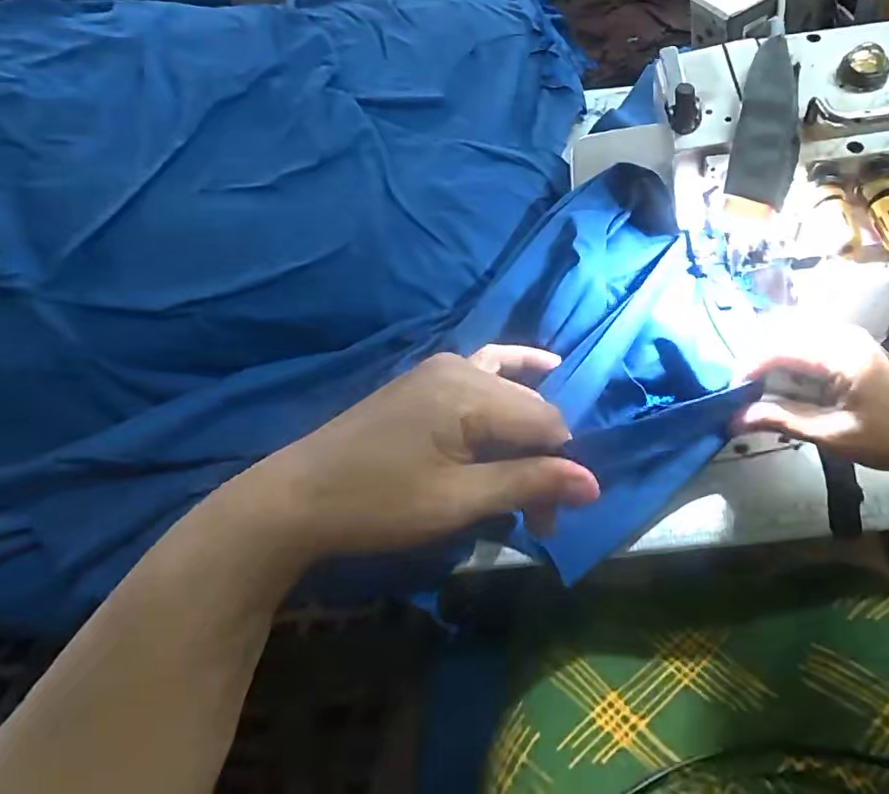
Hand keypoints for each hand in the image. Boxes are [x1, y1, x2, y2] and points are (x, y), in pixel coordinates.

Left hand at [232, 346, 600, 560]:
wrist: (294, 499)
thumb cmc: (377, 504)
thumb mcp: (458, 501)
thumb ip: (528, 484)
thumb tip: (595, 484)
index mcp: (471, 392)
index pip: (546, 424)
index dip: (560, 470)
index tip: (551, 523)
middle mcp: (463, 367)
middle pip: (530, 412)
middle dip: (540, 463)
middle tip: (535, 520)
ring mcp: (443, 367)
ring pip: (511, 397)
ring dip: (526, 438)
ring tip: (527, 482)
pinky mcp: (428, 378)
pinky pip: (486, 369)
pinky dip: (515, 373)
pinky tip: (544, 364)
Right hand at [732, 320, 888, 478]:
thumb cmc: (887, 440)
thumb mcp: (832, 435)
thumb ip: (782, 420)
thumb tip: (736, 419)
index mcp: (843, 353)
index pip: (782, 348)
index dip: (751, 366)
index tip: (732, 390)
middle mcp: (845, 334)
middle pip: (786, 333)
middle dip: (760, 360)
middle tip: (743, 390)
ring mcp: (851, 335)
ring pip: (797, 334)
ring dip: (775, 357)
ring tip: (760, 386)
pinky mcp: (852, 343)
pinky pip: (811, 339)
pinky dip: (793, 357)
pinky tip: (786, 379)